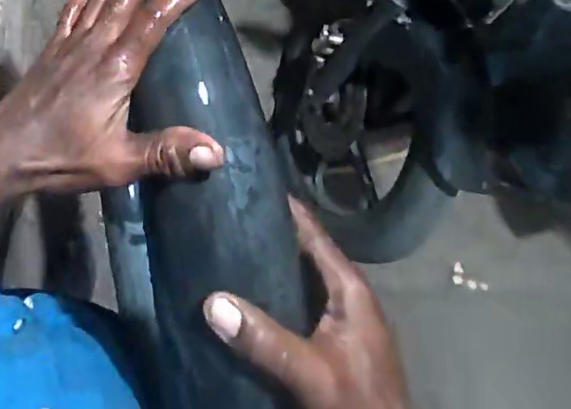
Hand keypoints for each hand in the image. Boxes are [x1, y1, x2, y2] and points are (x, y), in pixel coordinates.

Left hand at [0, 0, 220, 193]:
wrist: (4, 152)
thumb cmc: (64, 157)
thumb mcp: (120, 162)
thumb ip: (167, 152)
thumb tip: (218, 153)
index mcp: (117, 68)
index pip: (152, 22)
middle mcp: (96, 45)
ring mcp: (71, 43)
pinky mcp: (54, 47)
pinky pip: (71, 9)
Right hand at [203, 197, 410, 408]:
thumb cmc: (359, 405)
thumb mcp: (311, 372)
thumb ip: (264, 338)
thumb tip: (212, 300)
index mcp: (349, 286)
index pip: (310, 229)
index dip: (280, 206)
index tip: (243, 185)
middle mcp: (345, 294)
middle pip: (301, 251)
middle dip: (265, 235)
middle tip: (223, 216)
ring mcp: (339, 321)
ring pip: (297, 280)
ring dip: (266, 267)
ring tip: (224, 248)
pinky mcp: (330, 344)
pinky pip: (296, 306)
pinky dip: (272, 297)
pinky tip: (243, 297)